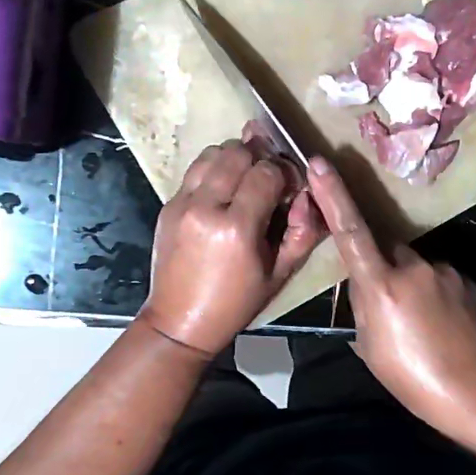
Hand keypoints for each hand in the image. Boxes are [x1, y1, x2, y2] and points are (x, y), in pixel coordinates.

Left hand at [140, 137, 324, 356]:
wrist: (180, 321)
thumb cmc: (236, 303)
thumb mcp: (280, 274)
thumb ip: (302, 231)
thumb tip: (307, 194)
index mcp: (236, 228)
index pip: (266, 172)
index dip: (285, 173)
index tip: (291, 188)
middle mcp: (205, 207)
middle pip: (238, 153)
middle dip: (260, 159)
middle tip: (269, 178)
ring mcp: (181, 203)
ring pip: (213, 153)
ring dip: (235, 159)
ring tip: (245, 179)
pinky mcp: (168, 205)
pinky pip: (195, 170)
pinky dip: (214, 171)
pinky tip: (224, 191)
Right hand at [305, 156, 475, 470]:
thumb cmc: (412, 378)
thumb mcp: (370, 346)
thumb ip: (364, 305)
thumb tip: (365, 286)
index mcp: (382, 286)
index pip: (351, 232)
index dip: (333, 197)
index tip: (319, 164)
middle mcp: (414, 268)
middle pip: (387, 252)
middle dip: (381, 270)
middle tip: (386, 311)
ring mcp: (445, 272)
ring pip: (414, 268)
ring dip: (409, 287)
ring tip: (418, 328)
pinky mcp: (467, 280)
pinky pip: (438, 278)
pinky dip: (432, 295)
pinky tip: (439, 326)